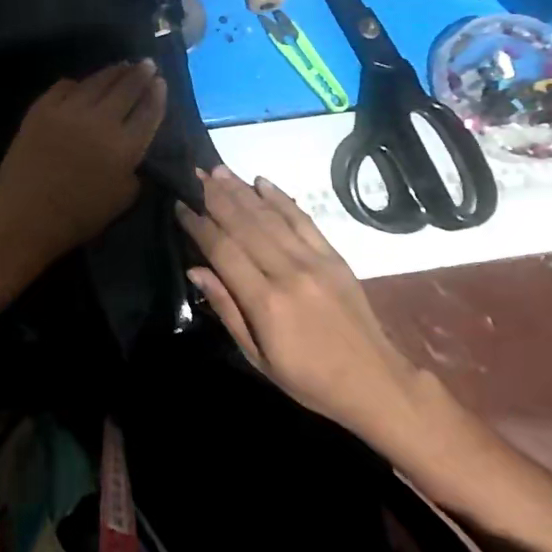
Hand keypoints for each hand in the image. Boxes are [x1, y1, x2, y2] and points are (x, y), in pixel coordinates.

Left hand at [0, 60, 167, 264]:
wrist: (25, 217)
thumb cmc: (79, 216)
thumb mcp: (123, 198)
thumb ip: (135, 168)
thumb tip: (135, 147)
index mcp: (125, 147)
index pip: (149, 111)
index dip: (157, 94)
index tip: (161, 81)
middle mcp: (101, 121)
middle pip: (128, 88)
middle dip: (141, 73)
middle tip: (147, 64)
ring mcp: (70, 111)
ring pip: (98, 81)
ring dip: (114, 71)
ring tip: (123, 66)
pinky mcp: (42, 109)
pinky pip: (65, 86)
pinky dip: (79, 83)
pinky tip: (83, 84)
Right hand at [176, 168, 428, 439]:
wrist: (371, 380)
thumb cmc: (307, 380)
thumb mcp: (258, 358)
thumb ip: (228, 310)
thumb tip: (196, 270)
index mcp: (266, 302)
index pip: (224, 250)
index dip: (199, 225)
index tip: (181, 204)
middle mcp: (288, 271)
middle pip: (245, 225)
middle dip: (216, 196)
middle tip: (194, 173)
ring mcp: (314, 259)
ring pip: (271, 216)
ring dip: (243, 190)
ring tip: (219, 171)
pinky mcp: (333, 254)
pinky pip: (303, 219)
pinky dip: (281, 198)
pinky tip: (262, 182)